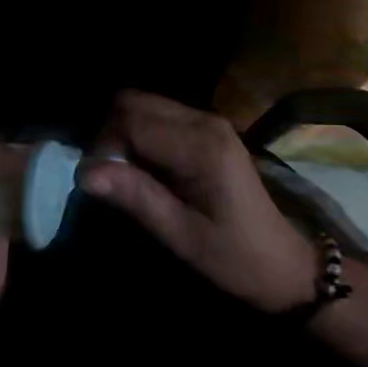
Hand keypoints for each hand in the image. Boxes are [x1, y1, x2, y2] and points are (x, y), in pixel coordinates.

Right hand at [79, 91, 317, 311]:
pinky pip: (158, 116)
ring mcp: (208, 121)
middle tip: (108, 176)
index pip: (130, 122)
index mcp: (201, 146)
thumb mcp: (181, 235)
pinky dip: (139, 134)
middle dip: (109, 134)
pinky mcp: (207, 129)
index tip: (99, 184)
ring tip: (123, 174)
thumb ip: (136, 197)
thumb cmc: (233, 257)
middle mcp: (205, 121)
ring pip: (143, 105)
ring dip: (123, 132)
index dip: (104, 147)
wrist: (284, 264)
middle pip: (133, 102)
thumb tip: (84, 173)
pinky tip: (143, 169)